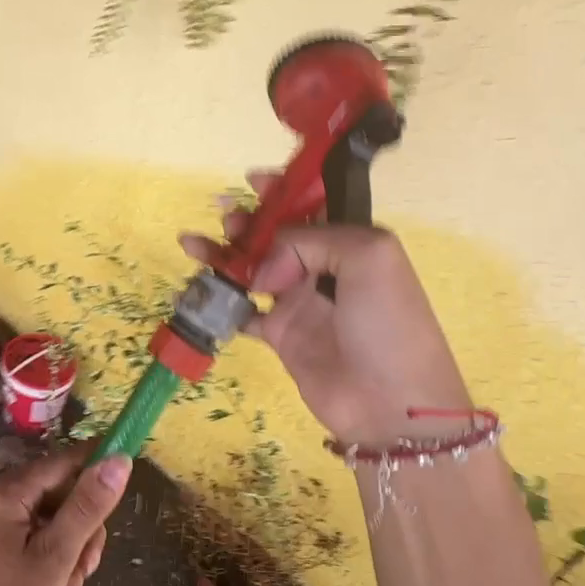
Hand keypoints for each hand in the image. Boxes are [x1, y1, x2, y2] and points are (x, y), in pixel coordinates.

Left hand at [0, 446, 132, 585]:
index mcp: (12, 489)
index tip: (125, 495)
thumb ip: (88, 507)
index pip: (68, 462)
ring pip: (63, 524)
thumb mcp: (57, 555)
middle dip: (83, 534)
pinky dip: (58, 568)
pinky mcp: (10, 545)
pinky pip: (49, 543)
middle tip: (80, 568)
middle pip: (68, 496)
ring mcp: (7, 522)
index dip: (99, 473)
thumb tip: (118, 459)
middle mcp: (7, 496)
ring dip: (73, 557)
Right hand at [181, 171, 472, 445]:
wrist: (391, 404)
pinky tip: (199, 290)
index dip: (284, 190)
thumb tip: (264, 268)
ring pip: (249, 266)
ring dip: (221, 253)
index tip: (254, 180)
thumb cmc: (389, 325)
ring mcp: (298, 301)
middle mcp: (322, 268)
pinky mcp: (279, 335)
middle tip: (227, 219)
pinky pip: (239, 309)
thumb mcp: (368, 258)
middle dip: (247, 220)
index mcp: (351, 244)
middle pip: (274, 233)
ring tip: (193, 245)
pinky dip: (216, 298)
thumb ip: (309, 239)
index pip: (313, 207)